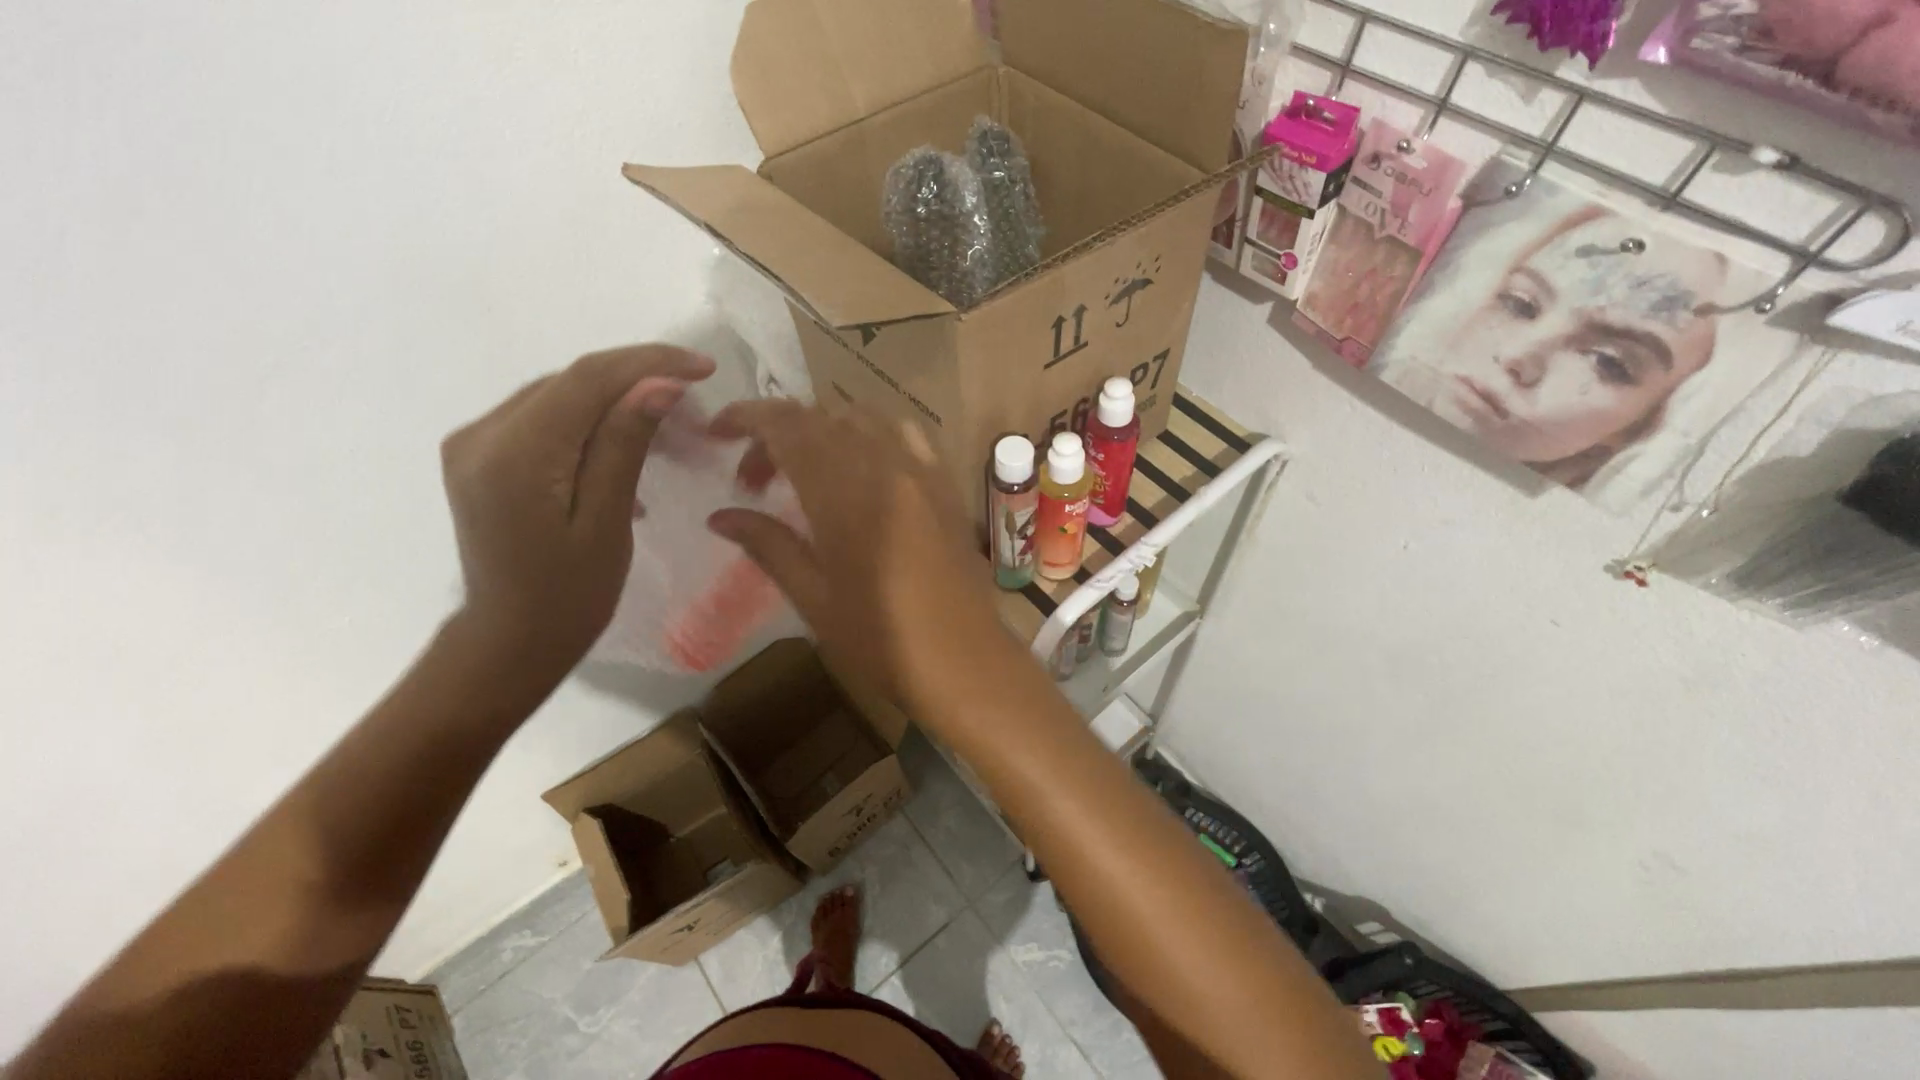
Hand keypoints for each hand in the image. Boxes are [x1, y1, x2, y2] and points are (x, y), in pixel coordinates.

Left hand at [439, 345, 715, 678]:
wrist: (510, 641)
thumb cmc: (569, 597)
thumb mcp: (607, 523)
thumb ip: (624, 444)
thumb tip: (660, 383)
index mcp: (514, 454)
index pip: (587, 379)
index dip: (649, 363)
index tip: (704, 368)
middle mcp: (481, 434)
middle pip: (570, 381)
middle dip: (636, 380)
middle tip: (696, 403)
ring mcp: (474, 442)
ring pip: (558, 394)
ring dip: (615, 399)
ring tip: (671, 425)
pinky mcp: (480, 454)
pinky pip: (543, 417)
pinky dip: (588, 420)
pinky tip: (624, 445)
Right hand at [705, 401, 1020, 706]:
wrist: (964, 663)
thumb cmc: (881, 641)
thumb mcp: (814, 598)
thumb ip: (769, 545)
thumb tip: (720, 516)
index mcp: (845, 491)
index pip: (787, 425)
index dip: (746, 417)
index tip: (716, 433)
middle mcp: (885, 465)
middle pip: (821, 418)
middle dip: (777, 434)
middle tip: (752, 480)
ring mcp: (922, 471)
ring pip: (862, 419)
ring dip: (822, 431)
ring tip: (803, 473)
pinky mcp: (946, 485)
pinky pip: (904, 435)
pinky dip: (870, 437)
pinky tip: (862, 471)